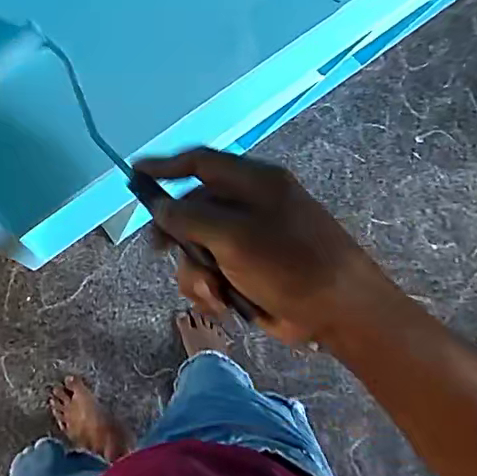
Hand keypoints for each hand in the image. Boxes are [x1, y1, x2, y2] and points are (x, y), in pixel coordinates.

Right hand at [135, 148, 396, 346]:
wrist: (341, 312)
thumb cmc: (290, 264)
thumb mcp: (234, 237)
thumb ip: (189, 219)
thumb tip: (160, 208)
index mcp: (253, 183)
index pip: (200, 162)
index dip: (165, 166)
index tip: (135, 174)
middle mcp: (249, 206)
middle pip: (193, 208)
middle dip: (177, 233)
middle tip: (158, 249)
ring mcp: (249, 240)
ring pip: (198, 246)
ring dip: (196, 270)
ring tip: (213, 291)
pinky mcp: (249, 271)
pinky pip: (212, 271)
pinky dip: (211, 288)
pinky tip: (223, 304)